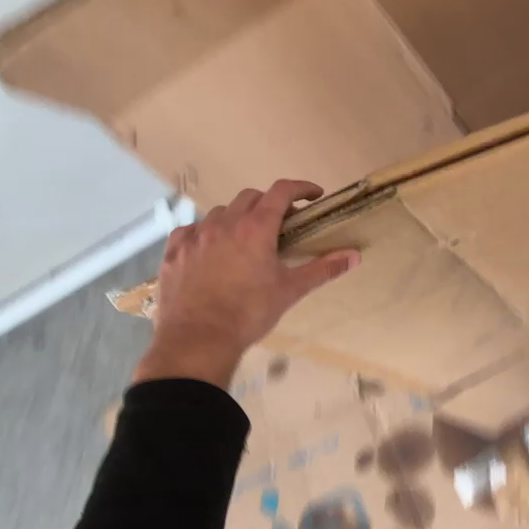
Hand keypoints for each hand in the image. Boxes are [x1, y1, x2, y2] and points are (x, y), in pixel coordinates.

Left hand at [134, 179, 358, 387]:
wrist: (197, 340)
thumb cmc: (249, 313)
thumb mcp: (291, 290)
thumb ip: (323, 269)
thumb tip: (355, 256)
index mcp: (256, 228)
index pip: (282, 191)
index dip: (301, 188)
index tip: (313, 195)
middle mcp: (224, 224)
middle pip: (251, 197)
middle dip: (269, 203)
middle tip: (281, 223)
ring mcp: (195, 237)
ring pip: (220, 212)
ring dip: (238, 217)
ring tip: (246, 238)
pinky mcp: (173, 253)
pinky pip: (190, 230)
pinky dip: (205, 233)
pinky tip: (210, 249)